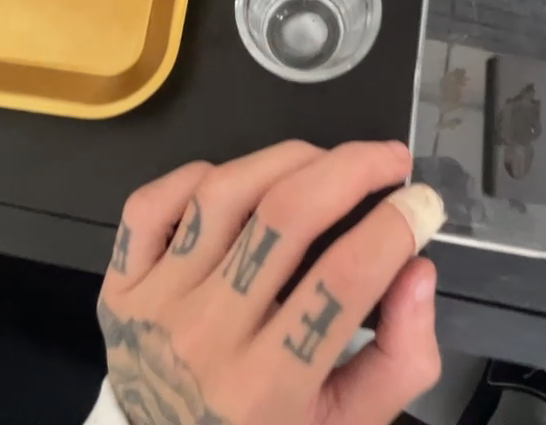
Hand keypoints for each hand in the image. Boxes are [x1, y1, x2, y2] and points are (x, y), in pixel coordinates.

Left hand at [96, 140, 445, 424]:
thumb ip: (400, 359)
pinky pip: (153, 203)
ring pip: (224, 193)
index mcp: (267, 387)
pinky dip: (198, 175)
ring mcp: (156, 304)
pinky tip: (238, 182)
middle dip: (351, 169)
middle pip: (284, 216)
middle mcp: (207, 338)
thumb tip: (417, 268)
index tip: (424, 202)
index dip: (395, 227)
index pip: (343, 279)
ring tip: (324, 161)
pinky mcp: (122, 282)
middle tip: (390, 158)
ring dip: (287, 158)